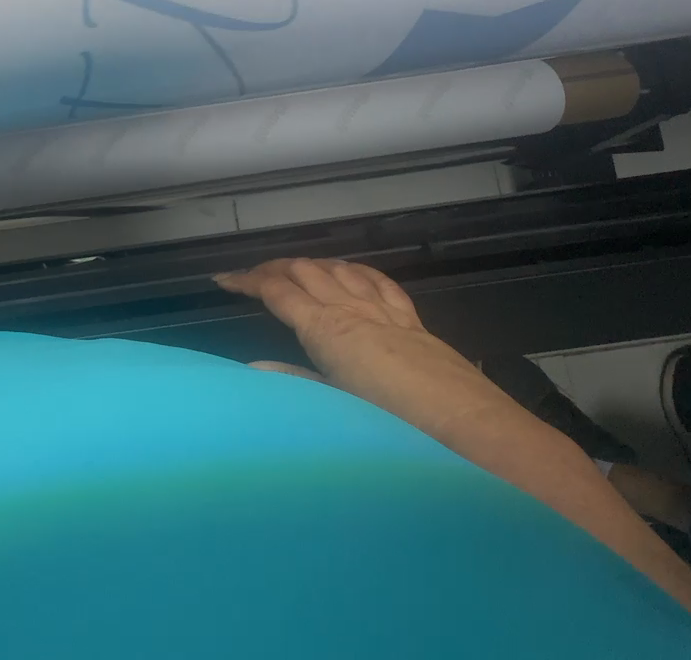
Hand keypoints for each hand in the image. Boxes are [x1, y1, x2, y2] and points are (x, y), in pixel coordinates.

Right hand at [216, 258, 523, 443]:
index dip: (245, 281)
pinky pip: (378, 281)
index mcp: (324, 328)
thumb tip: (254, 368)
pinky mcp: (411, 319)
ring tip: (292, 271)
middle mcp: (349, 309)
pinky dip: (355, 270)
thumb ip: (295, 380)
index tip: (221, 280)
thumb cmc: (394, 421)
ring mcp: (383, 310)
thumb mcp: (335, 404)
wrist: (469, 427)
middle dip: (272, 267)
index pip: (275, 291)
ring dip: (310, 264)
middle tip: (251, 277)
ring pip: (338, 269)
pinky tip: (349, 272)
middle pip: (303, 270)